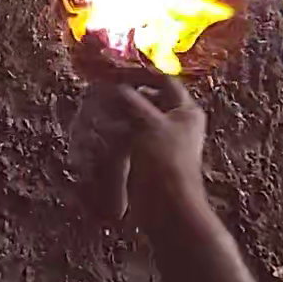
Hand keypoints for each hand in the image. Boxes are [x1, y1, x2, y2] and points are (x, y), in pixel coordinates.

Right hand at [75, 74, 206, 222]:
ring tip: (98, 112)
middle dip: (123, 94)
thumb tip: (112, 84)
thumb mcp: (148, 124)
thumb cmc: (166, 162)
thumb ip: (130, 100)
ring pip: (134, 116)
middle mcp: (174, 122)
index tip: (114, 71)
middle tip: (101, 90)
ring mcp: (160, 140)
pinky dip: (114, 132)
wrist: (168, 209)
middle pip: (146, 98)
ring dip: (116, 113)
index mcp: (184, 111)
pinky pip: (128, 135)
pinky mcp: (146, 155)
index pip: (162, 80)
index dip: (139, 73)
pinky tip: (100, 133)